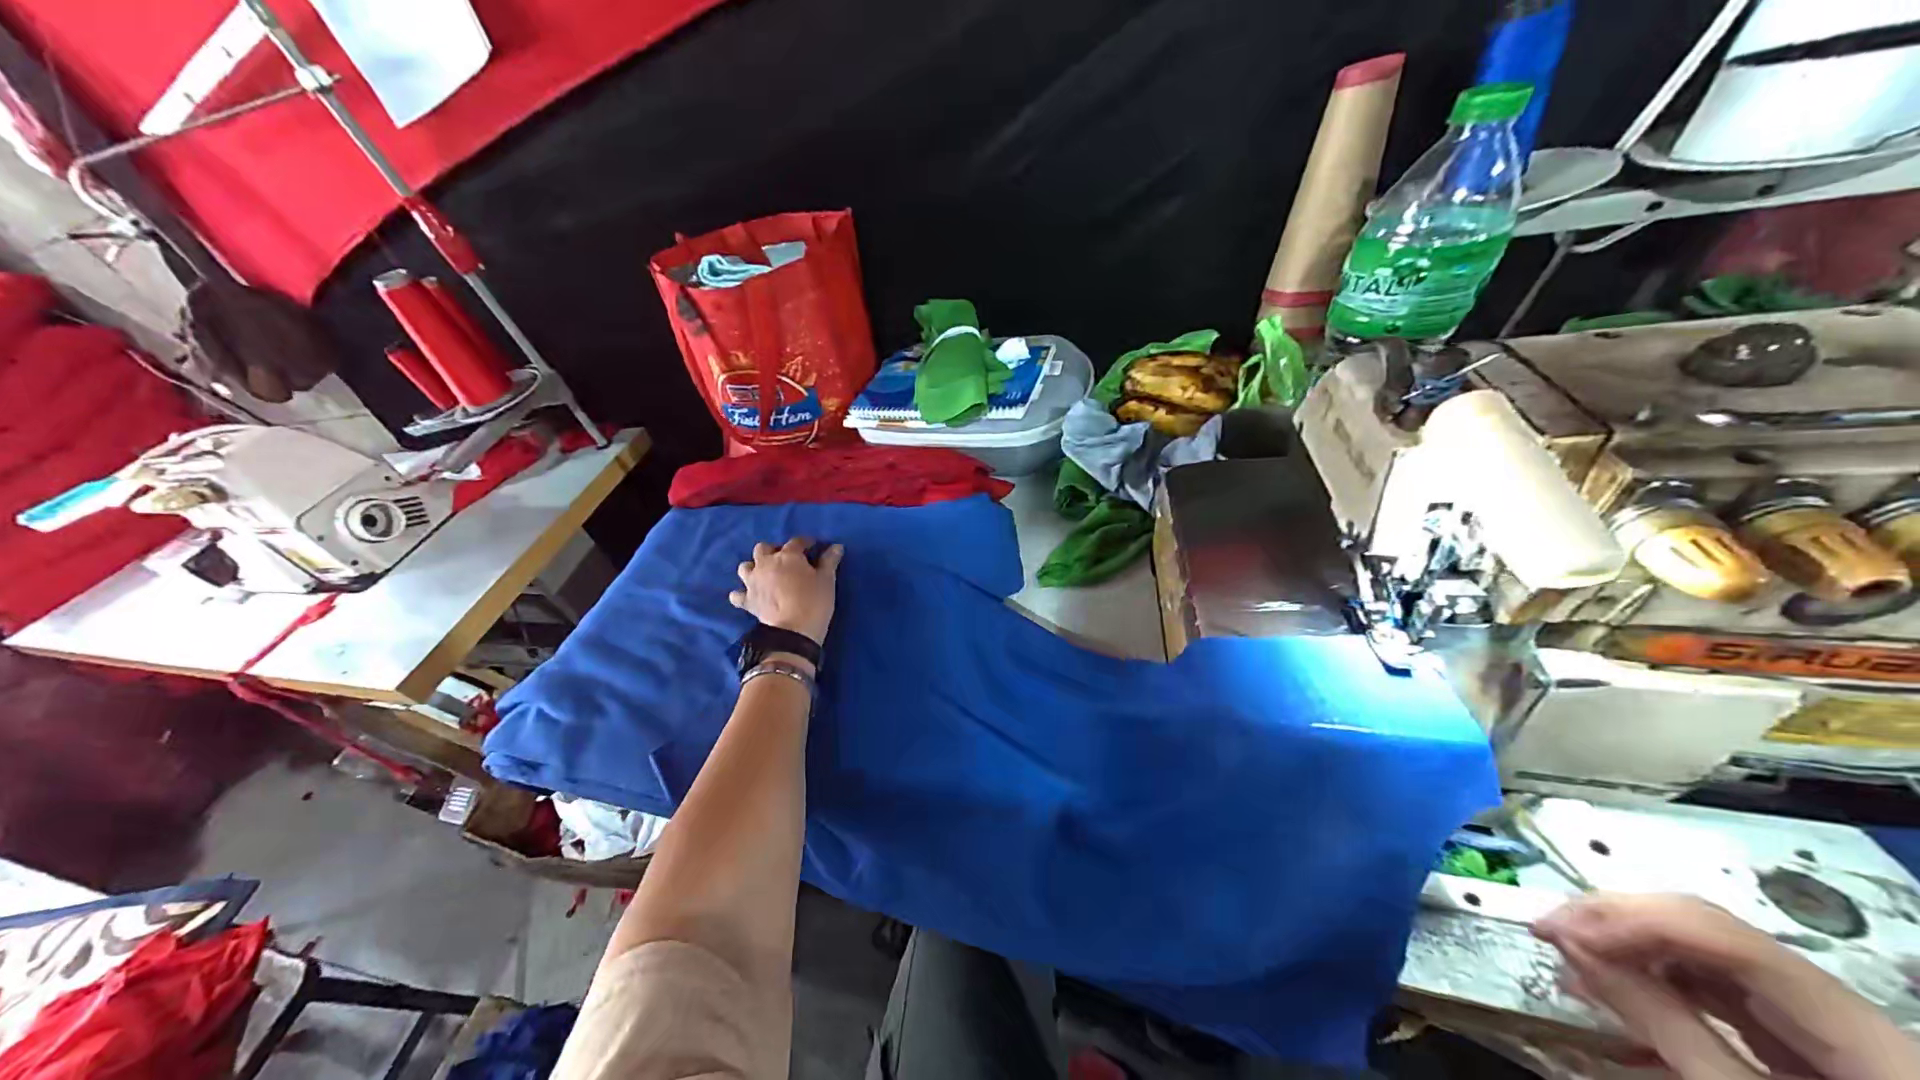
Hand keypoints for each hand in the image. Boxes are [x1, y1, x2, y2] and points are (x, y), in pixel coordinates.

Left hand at [729, 537, 842, 645]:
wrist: (793, 631)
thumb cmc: (814, 601)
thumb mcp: (827, 580)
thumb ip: (830, 561)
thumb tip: (837, 546)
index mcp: (787, 556)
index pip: (796, 541)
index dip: (806, 542)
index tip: (813, 546)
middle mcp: (765, 564)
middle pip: (763, 548)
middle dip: (773, 550)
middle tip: (785, 560)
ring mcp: (753, 582)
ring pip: (745, 567)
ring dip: (754, 567)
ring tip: (764, 575)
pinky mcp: (747, 601)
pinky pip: (737, 595)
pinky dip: (741, 594)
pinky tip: (749, 596)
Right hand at [1534, 893, 1919, 1079]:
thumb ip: (1661, 1023)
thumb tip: (1572, 943)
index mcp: (1857, 1030)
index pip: (1728, 937)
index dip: (1638, 921)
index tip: (1564, 932)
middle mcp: (1838, 1004)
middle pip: (1712, 930)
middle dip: (1619, 921)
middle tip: (1548, 928)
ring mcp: (1815, 1015)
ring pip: (1702, 946)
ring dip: (1624, 942)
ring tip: (1564, 952)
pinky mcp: (1789, 1030)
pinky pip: (1711, 981)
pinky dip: (1650, 972)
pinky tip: (1605, 977)